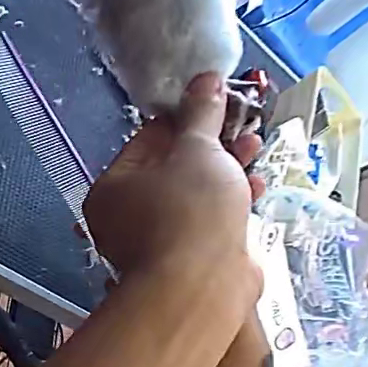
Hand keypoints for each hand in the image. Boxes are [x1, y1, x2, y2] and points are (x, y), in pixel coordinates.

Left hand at [84, 73, 263, 298]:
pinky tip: (254, 188)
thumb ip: (202, 112)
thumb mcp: (198, 150)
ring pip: (193, 196)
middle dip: (212, 144)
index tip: (216, 102)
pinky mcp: (186, 262)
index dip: (185, 117)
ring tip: (254, 148)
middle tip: (241, 124)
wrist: (204, 288)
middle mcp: (126, 219)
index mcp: (113, 189)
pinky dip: (228, 204)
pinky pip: (206, 223)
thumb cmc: (191, 210)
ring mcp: (157, 244)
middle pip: (172, 168)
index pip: (148, 139)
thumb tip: (205, 79)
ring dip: (226, 170)